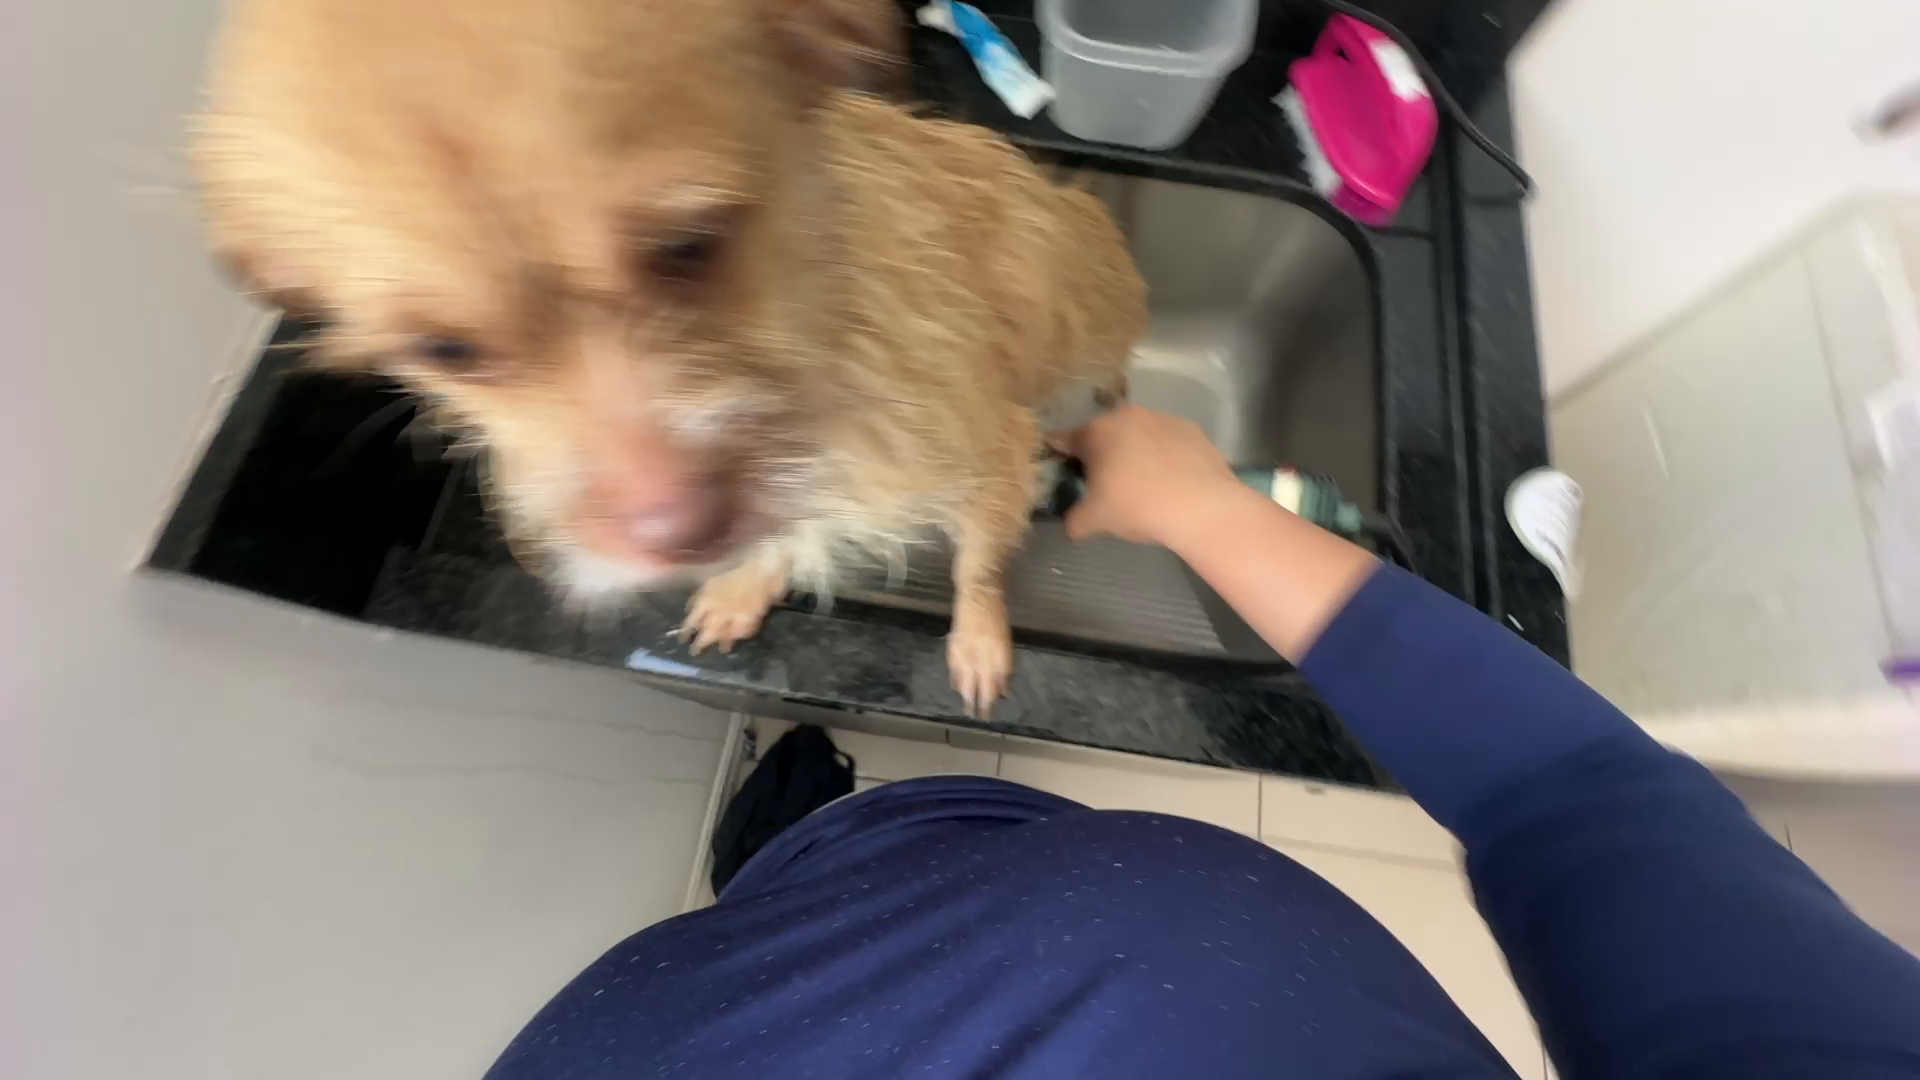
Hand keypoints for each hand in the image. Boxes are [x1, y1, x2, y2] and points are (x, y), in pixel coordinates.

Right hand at [1050, 404, 1245, 549]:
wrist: (1201, 505)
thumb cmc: (1136, 506)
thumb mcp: (1096, 520)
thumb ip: (1076, 520)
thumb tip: (1071, 525)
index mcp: (1096, 433)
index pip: (1065, 439)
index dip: (1059, 452)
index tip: (1059, 462)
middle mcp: (1126, 416)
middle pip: (1104, 433)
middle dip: (1101, 452)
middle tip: (1104, 481)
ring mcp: (1161, 418)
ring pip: (1138, 434)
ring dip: (1134, 451)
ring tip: (1142, 482)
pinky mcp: (1191, 428)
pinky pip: (1167, 441)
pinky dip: (1164, 455)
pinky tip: (1171, 480)